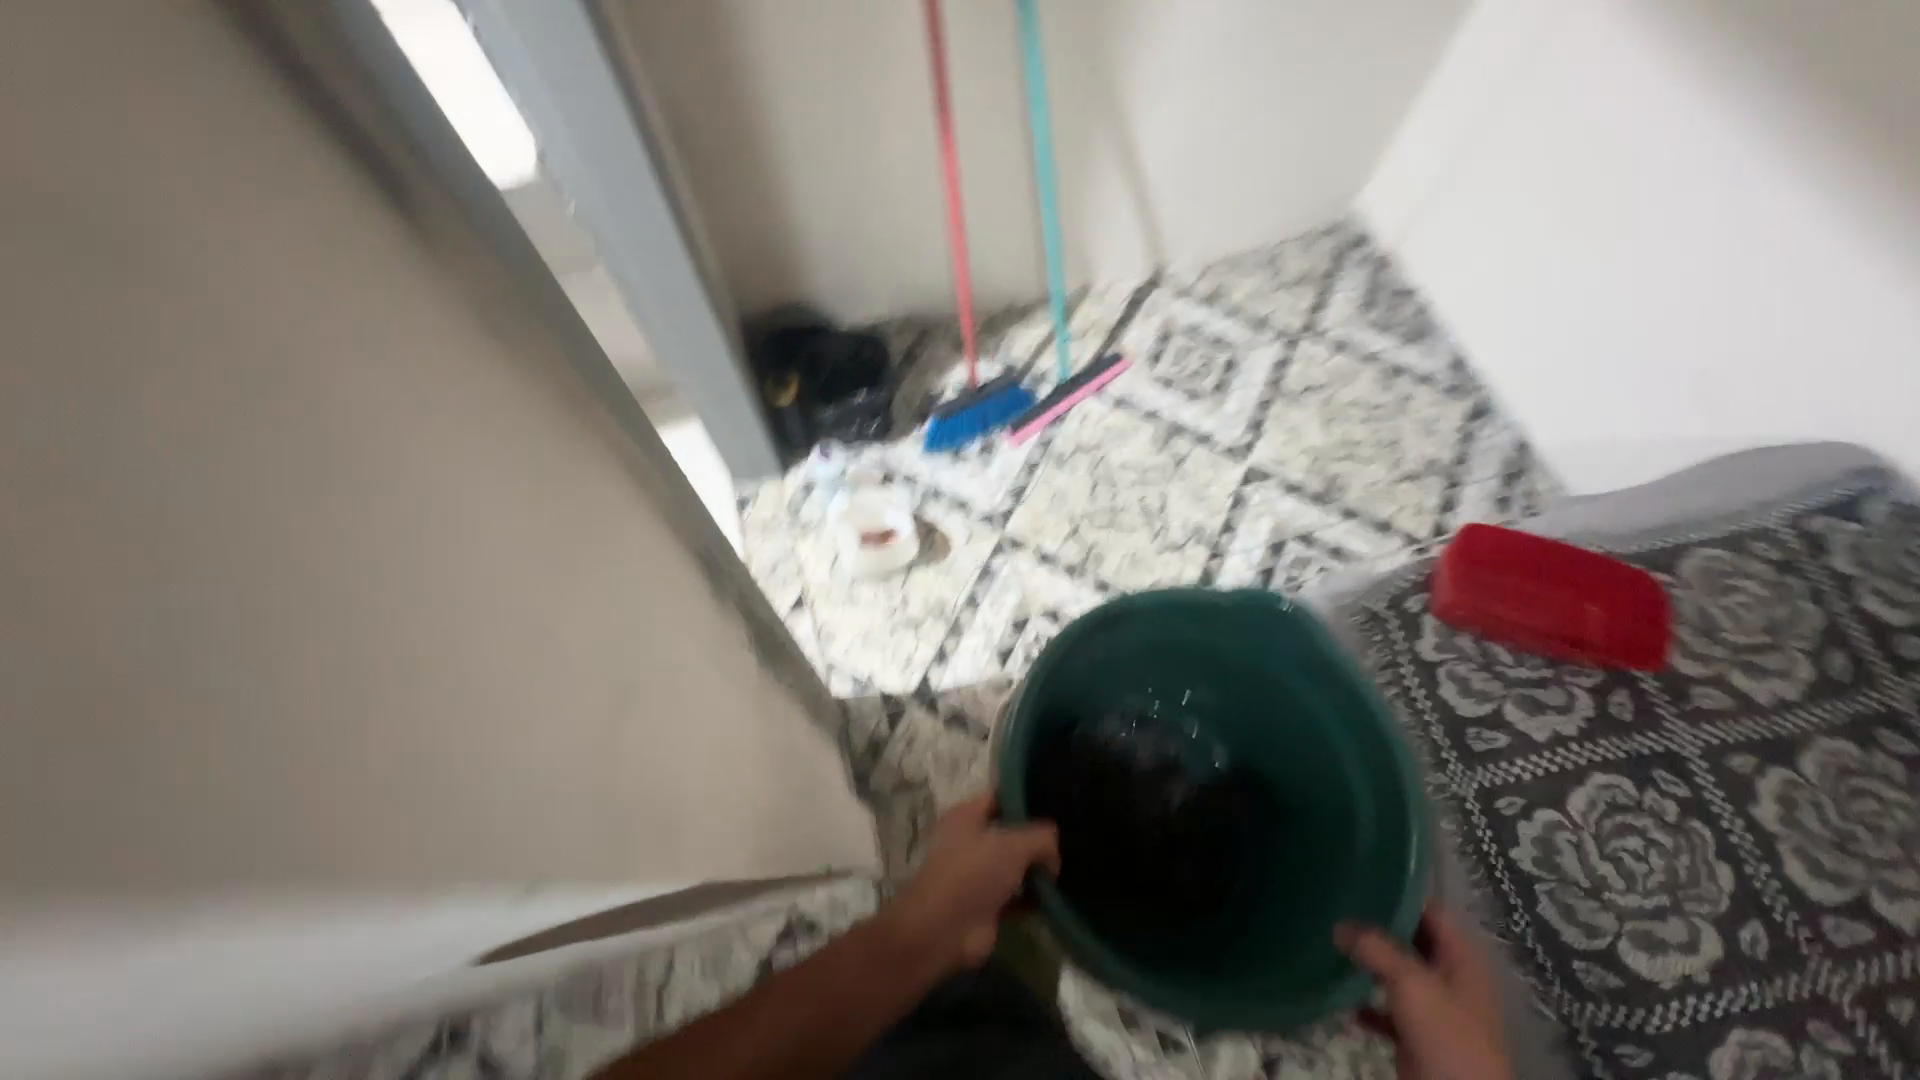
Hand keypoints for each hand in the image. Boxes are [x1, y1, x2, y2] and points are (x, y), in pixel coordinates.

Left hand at [881, 794, 1060, 977]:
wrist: (944, 930)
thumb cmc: (973, 873)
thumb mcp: (1014, 844)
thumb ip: (1042, 838)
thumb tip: (1052, 854)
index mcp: (966, 816)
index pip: (1000, 797)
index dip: (1026, 798)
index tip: (1056, 803)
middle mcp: (970, 841)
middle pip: (1011, 832)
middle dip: (1037, 838)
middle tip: (1069, 839)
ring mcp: (977, 875)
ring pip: (1015, 865)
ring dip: (1038, 869)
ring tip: (1069, 867)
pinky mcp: (987, 905)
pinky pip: (1018, 895)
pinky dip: (1034, 897)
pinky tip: (1059, 896)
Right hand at [1334, 908, 1512, 1079]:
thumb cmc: (1447, 1035)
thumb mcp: (1411, 983)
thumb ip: (1376, 949)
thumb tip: (1338, 924)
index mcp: (1462, 960)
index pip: (1433, 911)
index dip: (1402, 894)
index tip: (1363, 878)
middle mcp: (1450, 979)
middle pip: (1413, 940)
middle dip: (1378, 926)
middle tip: (1339, 904)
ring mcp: (1434, 1009)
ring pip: (1397, 974)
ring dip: (1369, 963)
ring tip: (1332, 941)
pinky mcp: (1416, 1036)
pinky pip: (1386, 1010)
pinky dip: (1365, 1002)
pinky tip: (1341, 996)